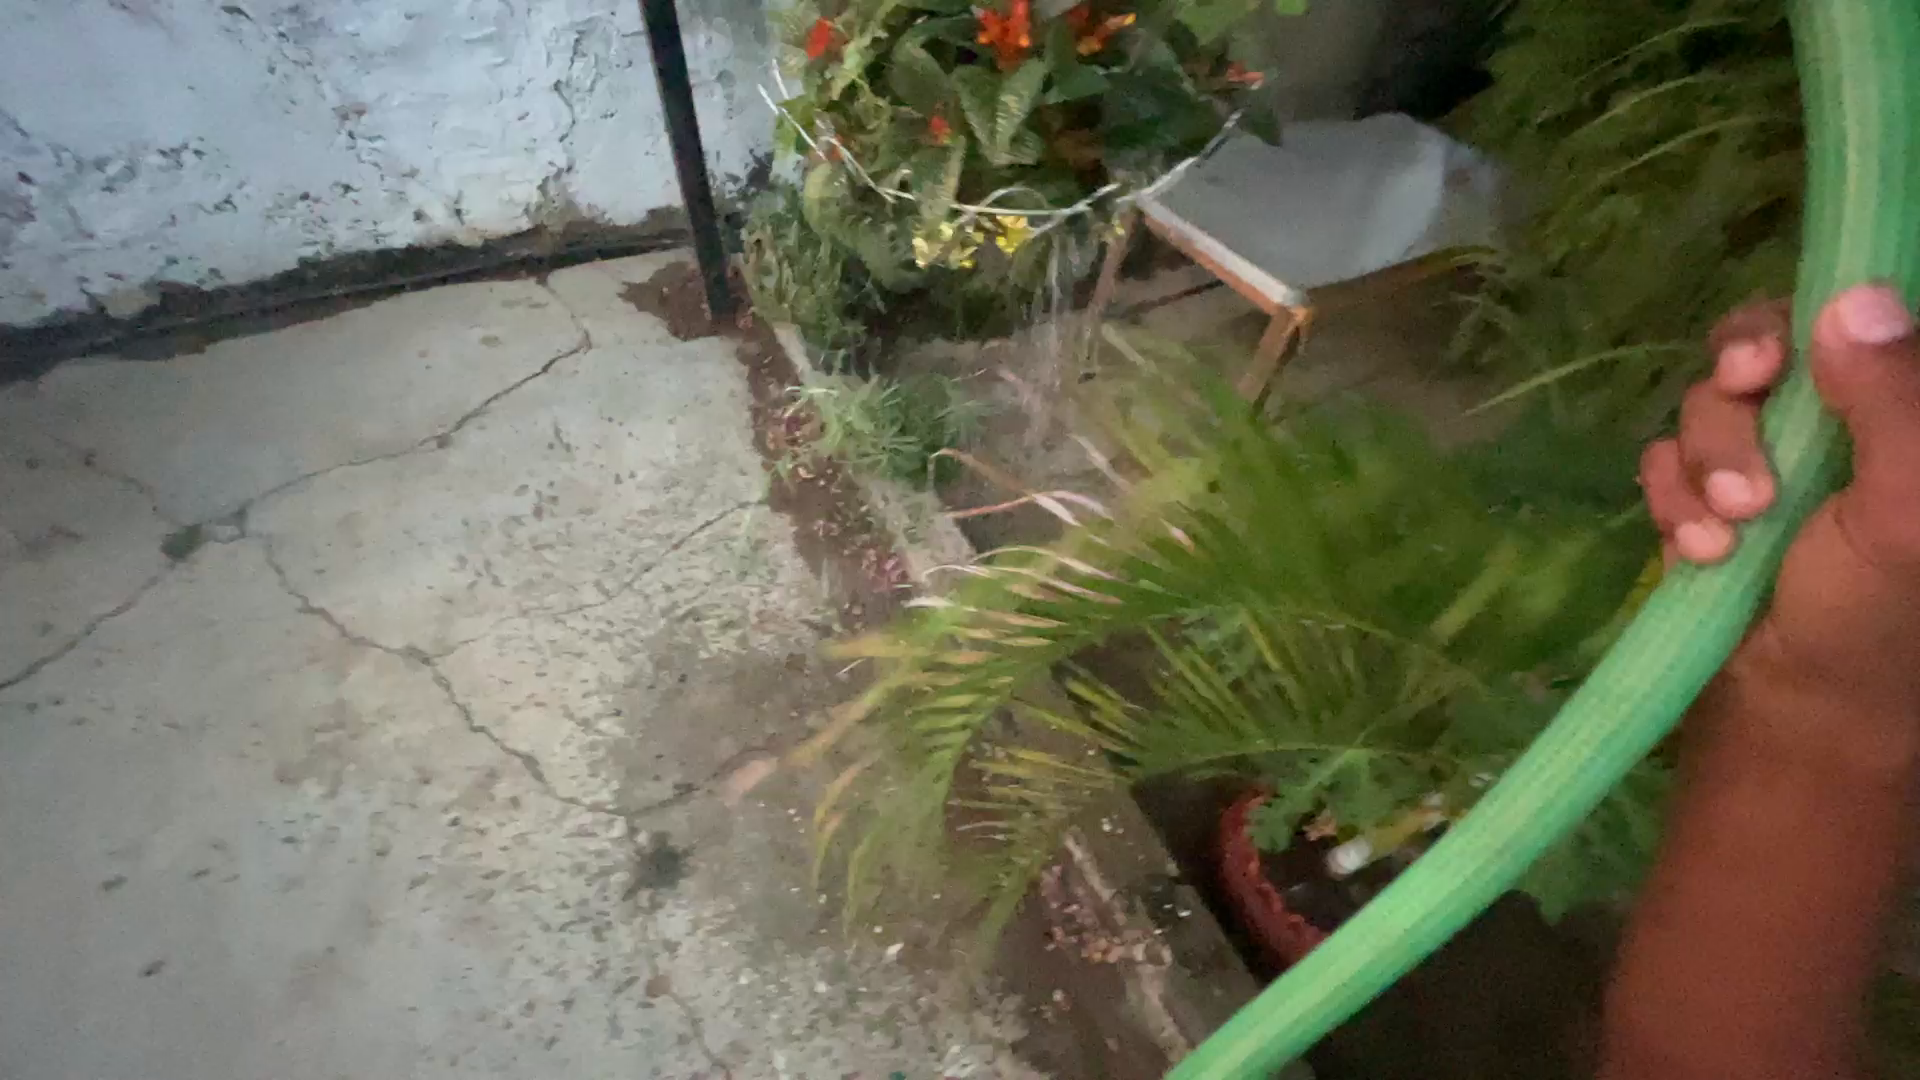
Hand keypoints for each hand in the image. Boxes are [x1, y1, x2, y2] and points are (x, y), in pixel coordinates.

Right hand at [1640, 284, 1919, 756]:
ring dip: (1703, 473)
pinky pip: (1662, 461)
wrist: (1794, 696)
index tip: (1758, 367)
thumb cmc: (1879, 611)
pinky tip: (1698, 546)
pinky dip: (1671, 502)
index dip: (1794, 322)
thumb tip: (1854, 297)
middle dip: (1734, 421)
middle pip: (1757, 357)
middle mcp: (1841, 417)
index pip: (1847, 317)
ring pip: (1702, 412)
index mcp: (1904, 411)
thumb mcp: (1906, 506)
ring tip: (1725, 535)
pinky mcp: (1707, 488)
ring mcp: (1771, 453)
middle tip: (1741, 471)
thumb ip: (1891, 402)